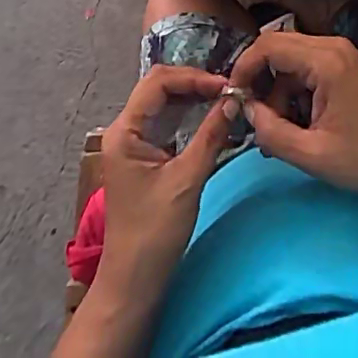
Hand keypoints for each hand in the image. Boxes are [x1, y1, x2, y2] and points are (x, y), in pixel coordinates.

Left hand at [97, 64, 236, 294]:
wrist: (134, 281)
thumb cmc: (155, 232)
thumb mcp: (186, 181)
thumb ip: (210, 137)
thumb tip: (233, 101)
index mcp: (124, 130)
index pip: (158, 83)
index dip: (192, 78)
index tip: (225, 85)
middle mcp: (124, 129)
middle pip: (159, 88)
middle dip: (193, 84)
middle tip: (228, 89)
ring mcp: (132, 141)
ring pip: (163, 104)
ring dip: (192, 97)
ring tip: (224, 98)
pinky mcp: (143, 154)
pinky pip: (166, 122)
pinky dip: (188, 115)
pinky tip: (210, 116)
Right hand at [229, 31, 357, 199]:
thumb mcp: (314, 155)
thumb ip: (271, 132)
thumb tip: (245, 111)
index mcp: (325, 61)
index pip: (268, 46)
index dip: (244, 68)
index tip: (234, 98)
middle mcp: (332, 46)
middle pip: (277, 48)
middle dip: (260, 80)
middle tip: (254, 116)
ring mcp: (341, 53)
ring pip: (290, 59)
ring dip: (278, 89)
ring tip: (279, 129)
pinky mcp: (345, 65)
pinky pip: (307, 67)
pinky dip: (295, 90)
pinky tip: (298, 123)